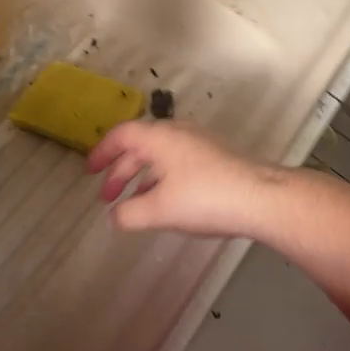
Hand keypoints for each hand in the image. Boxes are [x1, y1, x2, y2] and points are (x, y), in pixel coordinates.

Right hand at [87, 121, 294, 238]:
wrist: (260, 197)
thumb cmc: (204, 198)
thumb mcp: (159, 210)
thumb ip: (129, 214)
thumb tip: (113, 217)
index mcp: (158, 137)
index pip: (121, 135)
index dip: (102, 152)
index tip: (90, 171)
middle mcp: (177, 132)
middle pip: (139, 145)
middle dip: (120, 170)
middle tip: (107, 196)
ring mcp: (198, 142)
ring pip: (159, 154)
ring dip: (141, 176)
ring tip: (133, 202)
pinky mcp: (215, 156)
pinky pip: (176, 161)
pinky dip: (161, 177)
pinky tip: (165, 201)